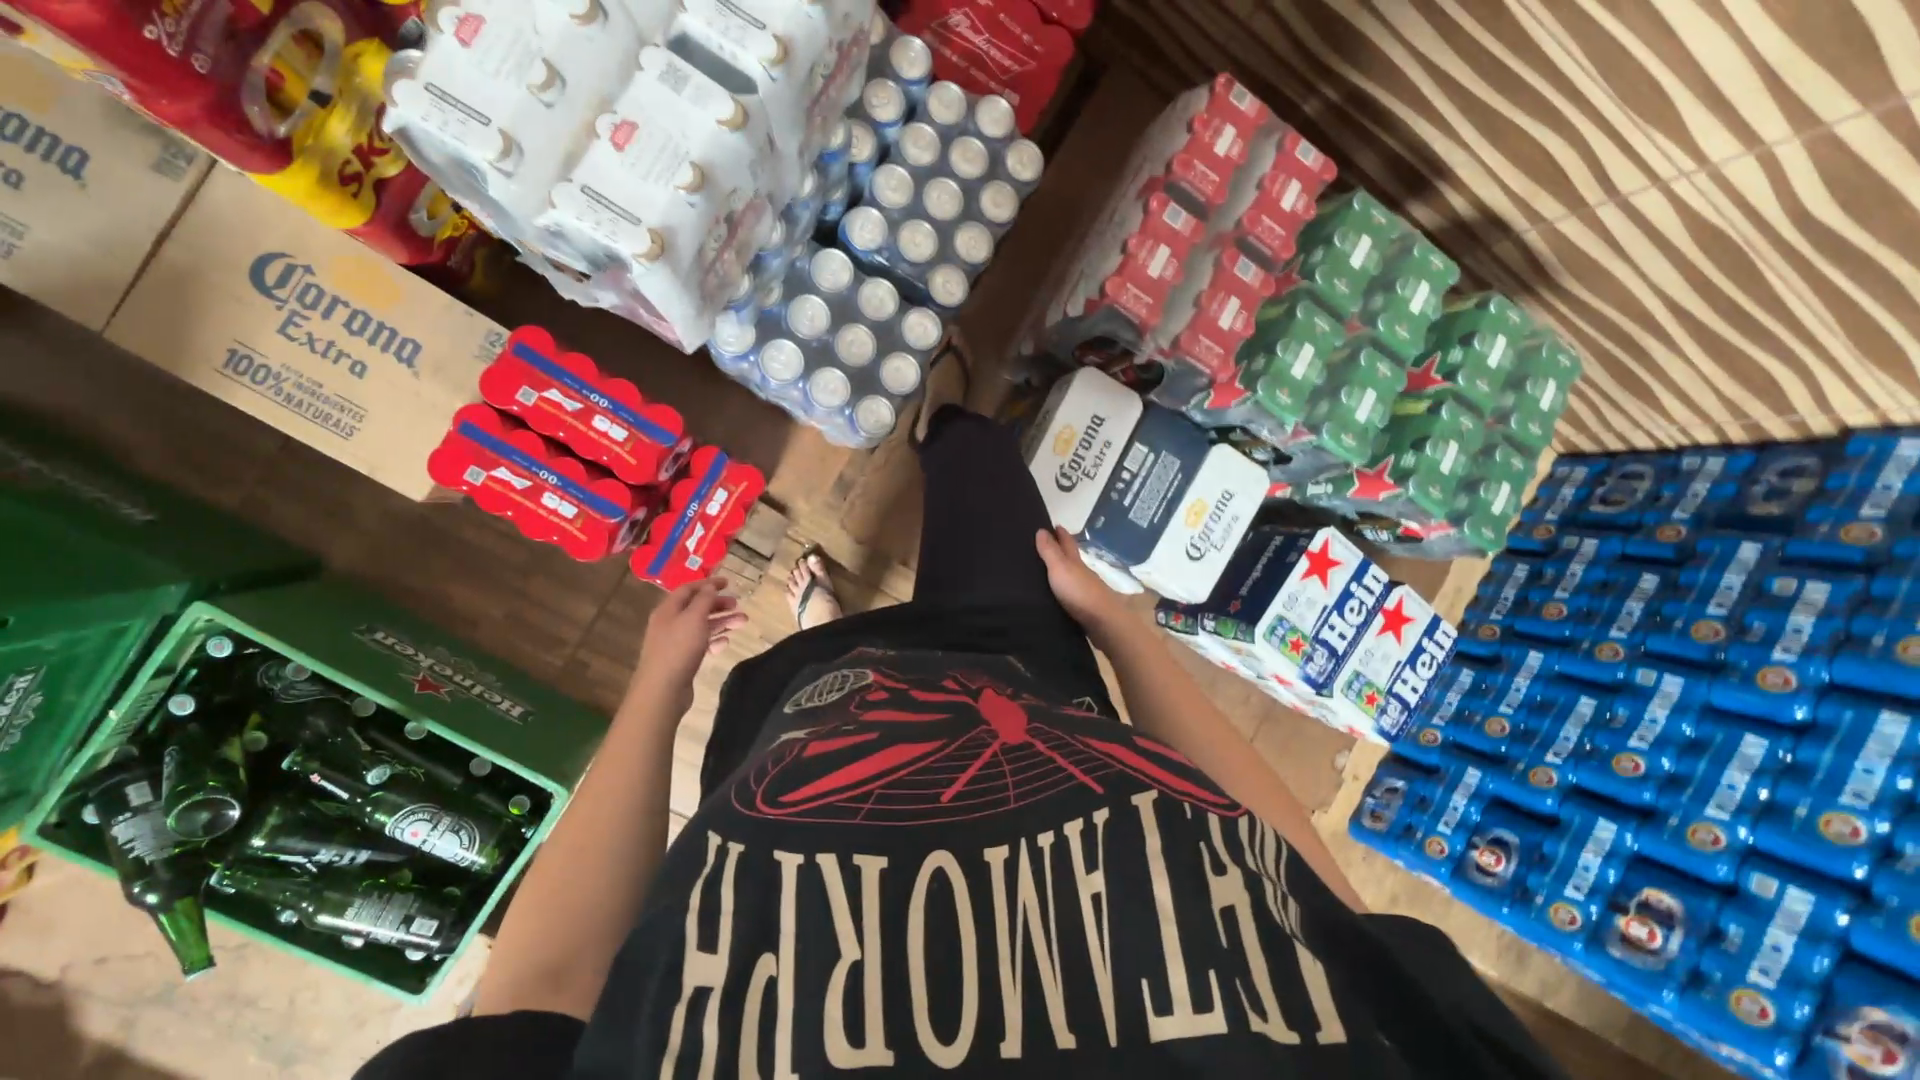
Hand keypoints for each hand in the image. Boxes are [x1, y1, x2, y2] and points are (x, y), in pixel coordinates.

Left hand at [631, 577, 747, 715]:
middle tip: (738, 605)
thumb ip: (704, 600)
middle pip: (696, 608)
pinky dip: (714, 641)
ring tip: (742, 622)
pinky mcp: (681, 660)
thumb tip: (710, 587)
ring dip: (721, 622)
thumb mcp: (694, 618)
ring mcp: (675, 642)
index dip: (708, 584)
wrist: (663, 689)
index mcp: (668, 610)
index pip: (688, 589)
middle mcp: (669, 623)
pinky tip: (726, 643)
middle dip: (718, 605)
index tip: (728, 583)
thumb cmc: (679, 648)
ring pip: (701, 626)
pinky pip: (700, 644)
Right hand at [1034, 527, 1131, 643]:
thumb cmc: (1079, 592)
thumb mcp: (1060, 568)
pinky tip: (1056, 596)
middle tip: (1047, 545)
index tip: (1055, 525)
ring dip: (1062, 572)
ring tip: (1046, 572)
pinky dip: (1063, 591)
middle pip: (1071, 558)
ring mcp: (1085, 591)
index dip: (1061, 533)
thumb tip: (1041, 529)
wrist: (1102, 623)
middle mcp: (1082, 574)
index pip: (1068, 543)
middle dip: (1062, 550)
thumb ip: (1050, 551)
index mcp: (1076, 562)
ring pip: (1072, 577)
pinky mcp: (1085, 608)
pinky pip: (1071, 595)